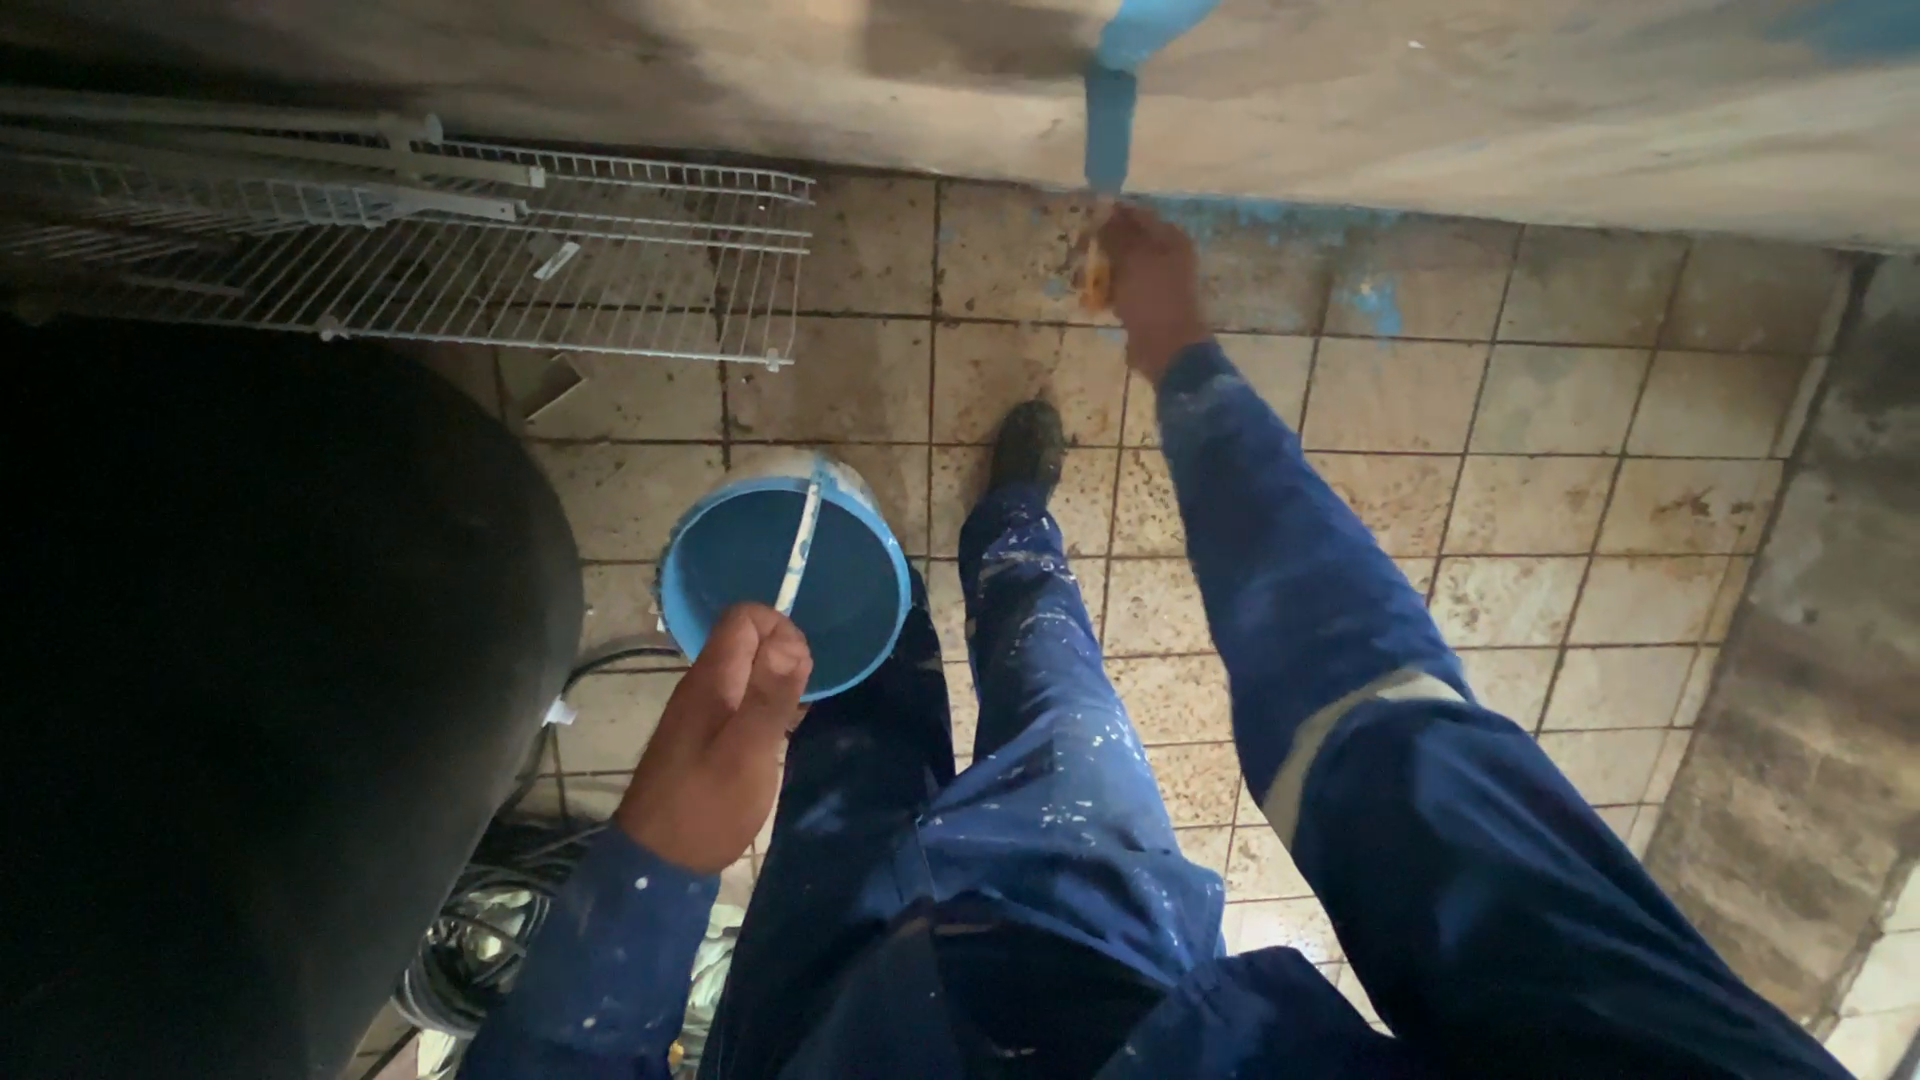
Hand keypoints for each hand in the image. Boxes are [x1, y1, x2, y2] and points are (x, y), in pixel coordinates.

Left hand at [614, 604, 812, 874]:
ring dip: (778, 681)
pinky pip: (744, 697)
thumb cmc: (707, 807)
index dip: (780, 629)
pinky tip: (782, 734)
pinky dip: (767, 703)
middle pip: (748, 639)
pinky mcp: (707, 732)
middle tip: (800, 700)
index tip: (801, 669)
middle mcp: (703, 684)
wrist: (659, 864)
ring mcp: (703, 709)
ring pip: (748, 669)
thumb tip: (790, 640)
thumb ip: (769, 696)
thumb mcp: (748, 752)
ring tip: (795, 719)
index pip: (744, 617)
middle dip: (784, 654)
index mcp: (711, 680)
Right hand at [1098, 203, 1209, 383]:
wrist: (1166, 346)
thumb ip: (1116, 235)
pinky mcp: (1147, 305)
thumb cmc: (1151, 296)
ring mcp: (1158, 282)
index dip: (1112, 215)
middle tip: (1079, 250)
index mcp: (1170, 238)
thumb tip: (1103, 215)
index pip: (1138, 215)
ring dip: (1102, 271)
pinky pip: (1124, 291)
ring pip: (1124, 268)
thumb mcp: (1132, 259)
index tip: (1087, 220)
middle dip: (1103, 245)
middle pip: (1130, 242)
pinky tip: (1094, 299)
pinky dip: (1109, 293)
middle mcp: (1167, 256)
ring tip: (1081, 277)